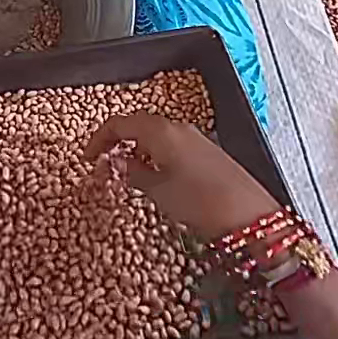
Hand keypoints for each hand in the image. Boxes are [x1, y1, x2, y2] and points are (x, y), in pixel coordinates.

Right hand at [84, 113, 278, 239]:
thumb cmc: (200, 202)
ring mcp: (194, 137)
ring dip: (136, 148)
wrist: (249, 215)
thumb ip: (132, 172)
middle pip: (137, 125)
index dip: (99, 139)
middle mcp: (177, 127)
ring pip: (155, 134)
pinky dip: (154, 153)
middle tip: (103, 163)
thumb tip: (116, 161)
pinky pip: (171, 144)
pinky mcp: (205, 150)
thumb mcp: (157, 191)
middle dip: (117, 141)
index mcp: (160, 131)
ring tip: (125, 172)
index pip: (119, 123)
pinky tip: (153, 175)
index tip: (88, 158)